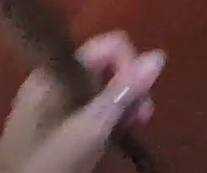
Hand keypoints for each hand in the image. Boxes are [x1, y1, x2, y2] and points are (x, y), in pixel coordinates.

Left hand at [0, 32, 165, 172]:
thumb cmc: (48, 165)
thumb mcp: (90, 129)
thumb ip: (123, 92)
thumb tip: (159, 55)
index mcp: (56, 72)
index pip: (107, 46)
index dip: (130, 65)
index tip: (141, 96)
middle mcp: (53, 81)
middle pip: (106, 66)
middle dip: (129, 88)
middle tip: (142, 118)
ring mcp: (51, 105)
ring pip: (100, 90)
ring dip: (122, 106)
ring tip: (133, 129)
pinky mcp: (52, 129)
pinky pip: (89, 110)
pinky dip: (107, 120)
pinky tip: (113, 138)